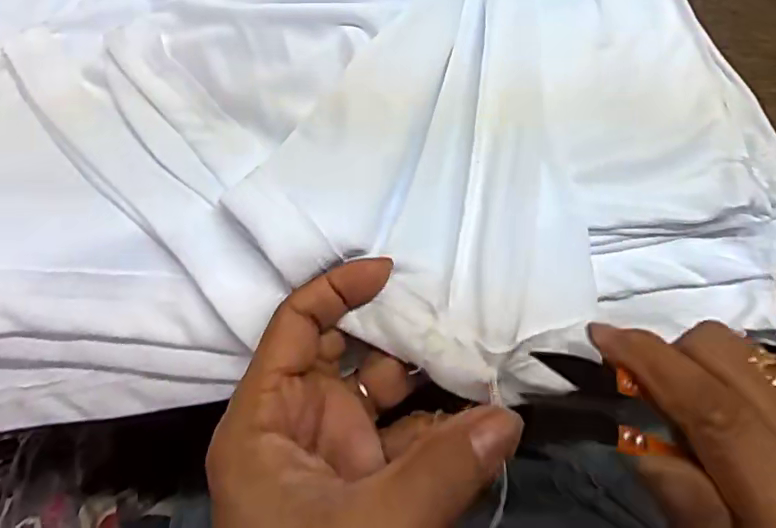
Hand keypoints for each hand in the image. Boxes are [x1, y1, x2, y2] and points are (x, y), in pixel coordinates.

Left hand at [207, 258, 523, 527]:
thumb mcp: (371, 526)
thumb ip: (440, 469)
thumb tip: (510, 418)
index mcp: (264, 422)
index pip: (295, 325)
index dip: (337, 288)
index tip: (390, 272)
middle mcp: (296, 426)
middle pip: (343, 348)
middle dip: (395, 327)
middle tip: (445, 306)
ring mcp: (333, 455)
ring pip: (382, 390)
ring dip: (429, 375)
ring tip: (476, 353)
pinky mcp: (366, 485)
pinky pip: (407, 435)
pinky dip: (443, 424)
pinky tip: (483, 417)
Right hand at [590, 321, 775, 527]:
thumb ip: (686, 502)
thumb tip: (630, 428)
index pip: (714, 409)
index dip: (654, 364)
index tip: (602, 335)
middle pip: (729, 356)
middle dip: (674, 356)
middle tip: (647, 393)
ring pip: (749, 352)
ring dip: (705, 365)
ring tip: (694, 412)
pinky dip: (742, 385)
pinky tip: (743, 428)